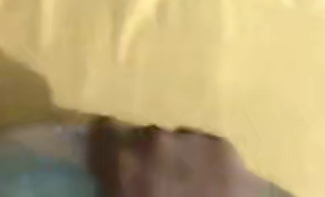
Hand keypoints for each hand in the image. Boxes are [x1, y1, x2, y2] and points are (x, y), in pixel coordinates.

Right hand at [89, 121, 271, 196]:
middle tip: (161, 191)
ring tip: (191, 191)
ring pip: (176, 143)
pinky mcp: (222, 147)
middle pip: (144, 140)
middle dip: (150, 161)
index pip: (102, 133)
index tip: (110, 162)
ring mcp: (190, 140)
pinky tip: (215, 190)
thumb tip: (116, 182)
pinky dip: (206, 166)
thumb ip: (118, 189)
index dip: (105, 148)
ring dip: (179, 162)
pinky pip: (205, 148)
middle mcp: (153, 141)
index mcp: (124, 164)